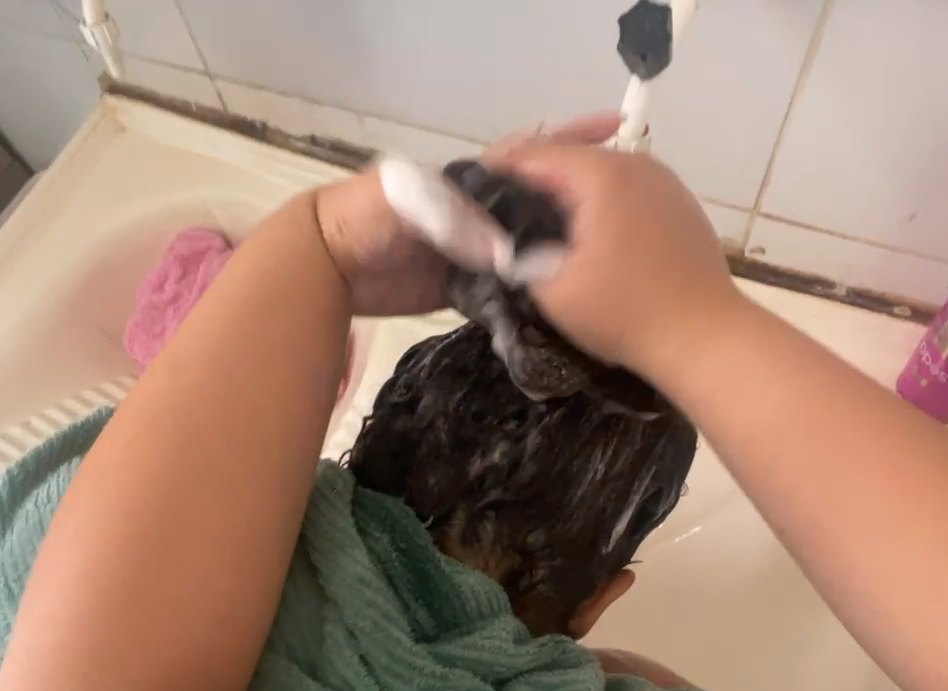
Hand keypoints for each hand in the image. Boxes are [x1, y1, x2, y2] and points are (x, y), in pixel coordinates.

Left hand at [311, 114, 623, 318]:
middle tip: (618, 217)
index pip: (529, 157)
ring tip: (599, 261)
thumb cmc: (364, 218)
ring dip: (553, 255)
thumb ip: (454, 213)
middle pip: (534, 207)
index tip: (614, 134)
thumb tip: (503, 247)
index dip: (568, 143)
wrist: (329, 266)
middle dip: (573, 206)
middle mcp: (477, 215)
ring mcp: (470, 254)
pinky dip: (524, 294)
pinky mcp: (460, 290)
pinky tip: (556, 300)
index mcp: (469, 182)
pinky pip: (501, 290)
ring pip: (523, 251)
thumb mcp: (408, 199)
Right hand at [485, 141, 741, 380]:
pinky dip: (598, 206)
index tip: (473, 194)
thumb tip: (505, 240)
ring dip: (567, 193)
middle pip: (570, 155)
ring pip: (600, 173)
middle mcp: (636, 164)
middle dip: (532, 180)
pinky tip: (586, 238)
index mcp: (601, 175)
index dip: (498, 171)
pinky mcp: (679, 206)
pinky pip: (625, 192)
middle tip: (502, 210)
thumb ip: (518, 255)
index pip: (535, 154)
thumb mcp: (553, 290)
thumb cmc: (624, 313)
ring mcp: (664, 182)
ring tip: (539, 225)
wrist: (703, 336)